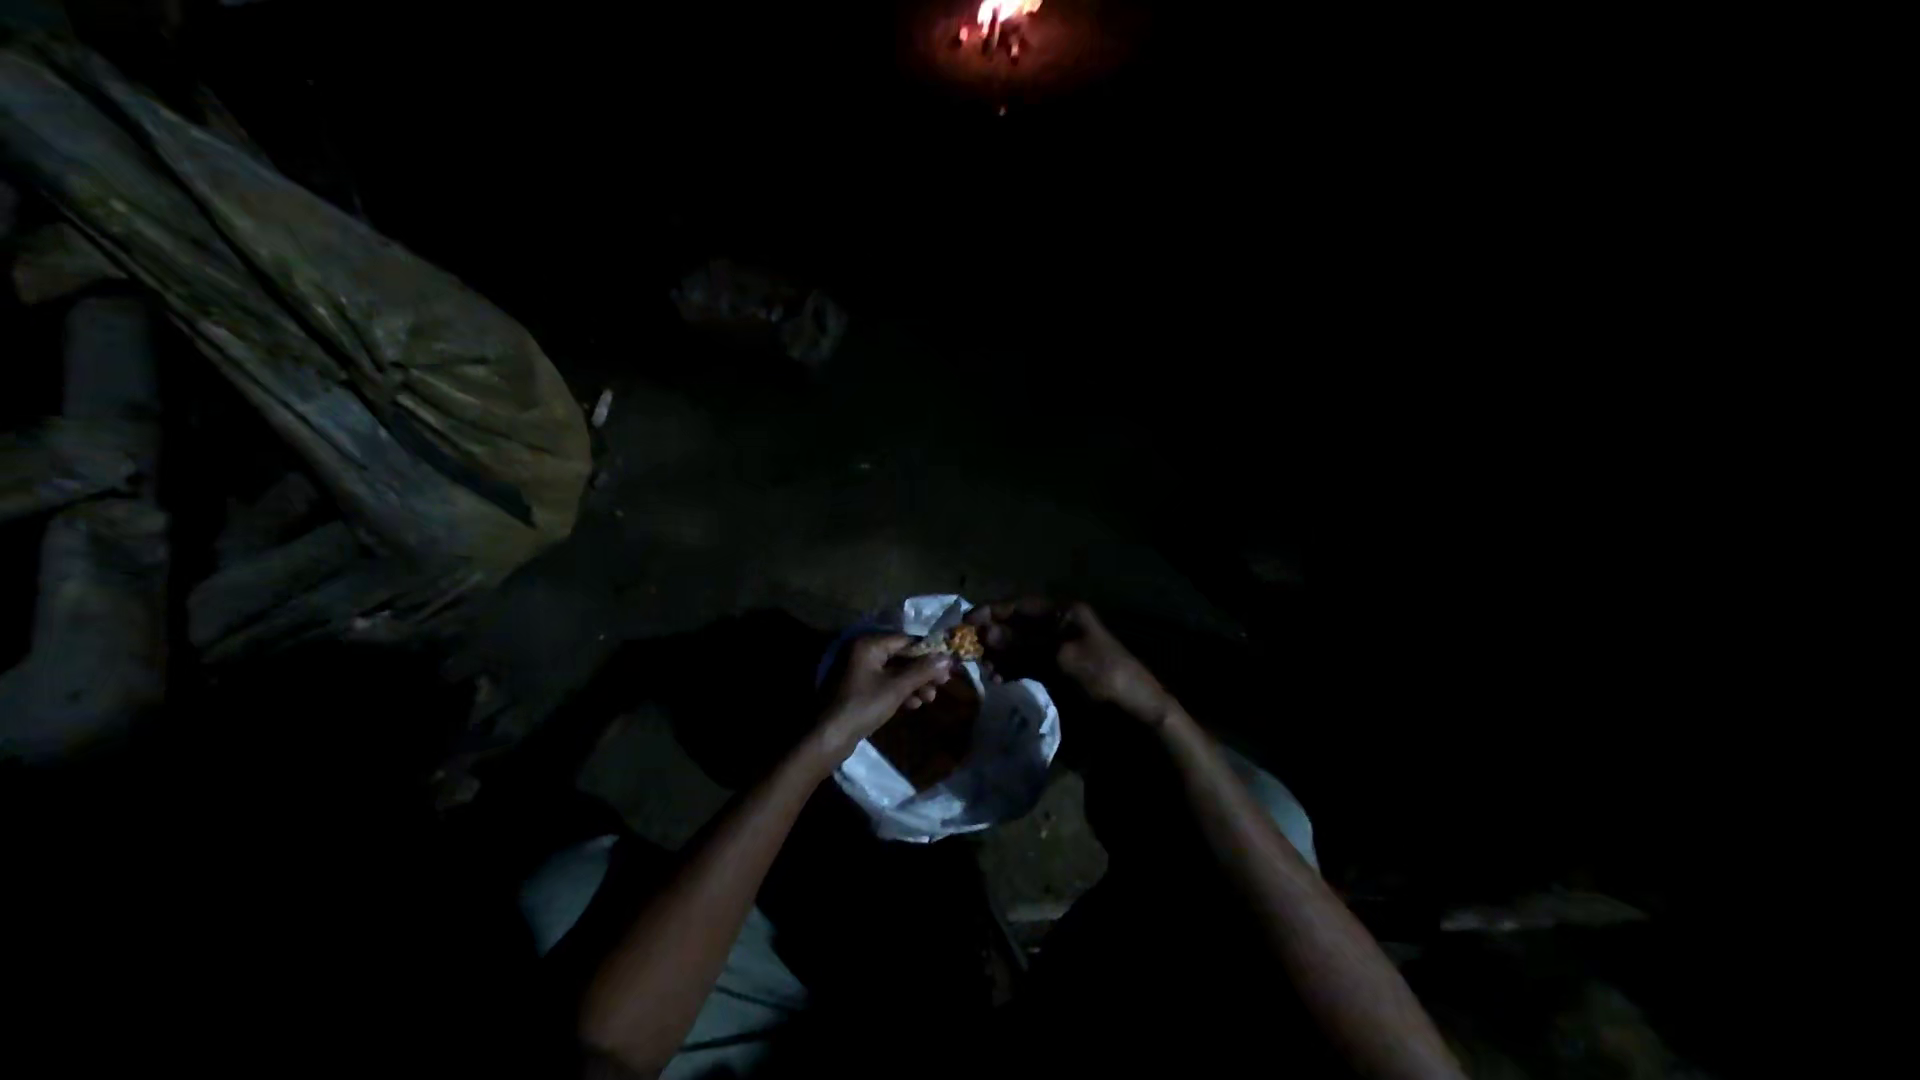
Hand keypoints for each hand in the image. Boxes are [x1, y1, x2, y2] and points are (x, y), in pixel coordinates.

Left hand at [813, 633, 954, 762]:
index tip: (948, 664)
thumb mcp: (897, 688)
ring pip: (896, 672)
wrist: (833, 736)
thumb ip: (923, 671)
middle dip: (923, 672)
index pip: (907, 641)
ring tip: (930, 699)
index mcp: (870, 645)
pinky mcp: (862, 688)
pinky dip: (901, 692)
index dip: (929, 652)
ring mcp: (862, 671)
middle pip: (902, 656)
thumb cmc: (864, 706)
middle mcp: (865, 652)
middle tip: (943, 683)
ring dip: (915, 684)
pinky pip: (887, 683)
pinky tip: (913, 705)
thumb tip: (948, 658)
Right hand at [965, 599, 1173, 723]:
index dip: (992, 612)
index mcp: (1064, 613)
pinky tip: (997, 680)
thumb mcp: (1060, 656)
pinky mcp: (1054, 674)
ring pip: (1017, 647)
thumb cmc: (1102, 676)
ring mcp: (1055, 652)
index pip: (1020, 606)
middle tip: (968, 650)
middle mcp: (1057, 628)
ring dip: (998, 656)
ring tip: (982, 669)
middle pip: (1016, 626)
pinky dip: (1009, 671)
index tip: (965, 624)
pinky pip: (1024, 666)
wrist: (1133, 715)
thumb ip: (1021, 644)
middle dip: (992, 636)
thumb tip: (984, 632)